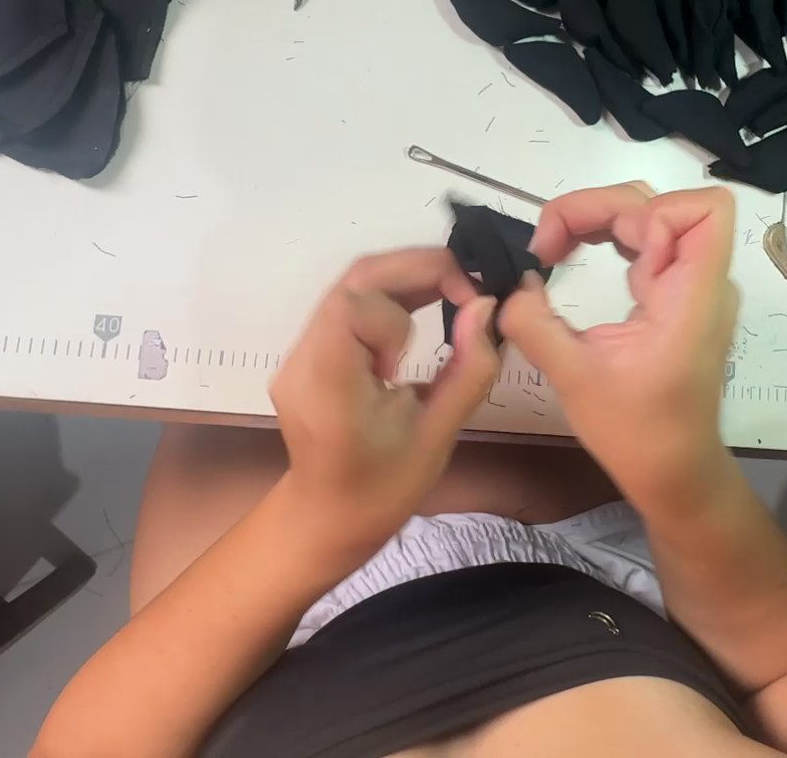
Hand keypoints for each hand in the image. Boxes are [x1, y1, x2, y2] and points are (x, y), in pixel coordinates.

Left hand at [269, 248, 502, 551]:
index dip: (403, 304)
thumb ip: (468, 370)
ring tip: (455, 289)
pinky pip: (352, 302)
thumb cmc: (383, 490)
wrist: (326, 518)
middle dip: (418, 267)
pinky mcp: (310, 347)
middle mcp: (303, 357)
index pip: (353, 305)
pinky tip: (428, 302)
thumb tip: (487, 304)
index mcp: (328, 386)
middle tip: (468, 283)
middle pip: (355, 279)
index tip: (434, 335)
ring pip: (353, 283)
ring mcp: (300, 349)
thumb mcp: (438, 437)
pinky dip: (394, 292)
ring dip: (408, 276)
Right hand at [499, 185, 739, 508]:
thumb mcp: (573, 377)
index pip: (701, 211)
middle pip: (656, 202)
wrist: (671, 469)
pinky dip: (606, 235)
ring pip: (647, 212)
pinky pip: (643, 238)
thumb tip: (510, 284)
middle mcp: (699, 279)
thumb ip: (534, 323)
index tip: (606, 255)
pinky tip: (573, 254)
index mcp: (691, 296)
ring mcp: (687, 282)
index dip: (648, 215)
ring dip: (595, 218)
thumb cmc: (633, 431)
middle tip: (545, 245)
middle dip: (595, 208)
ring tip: (552, 247)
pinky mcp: (673, 290)